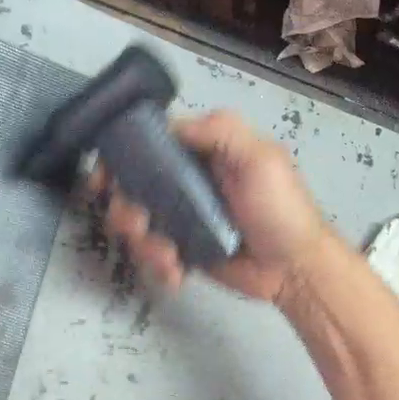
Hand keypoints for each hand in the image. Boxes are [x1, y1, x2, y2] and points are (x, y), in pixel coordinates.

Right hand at [100, 110, 335, 306]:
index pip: (147, 145)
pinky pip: (151, 256)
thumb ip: (219, 132)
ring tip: (167, 257)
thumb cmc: (281, 209)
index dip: (118, 160)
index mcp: (200, 153)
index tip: (103, 181)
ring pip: (135, 226)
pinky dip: (158, 267)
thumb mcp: (260, 159)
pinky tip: (177, 274)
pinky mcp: (181, 251)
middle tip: (138, 226)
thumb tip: (170, 124)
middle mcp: (184, 182)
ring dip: (143, 244)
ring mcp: (180, 218)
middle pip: (129, 189)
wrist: (294, 270)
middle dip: (124, 210)